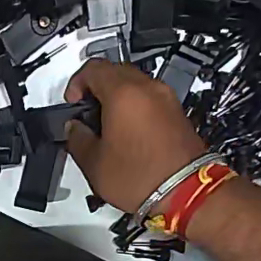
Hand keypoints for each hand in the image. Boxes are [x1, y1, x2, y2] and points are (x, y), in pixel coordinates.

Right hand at [65, 59, 208, 212]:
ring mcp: (166, 99)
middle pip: (115, 71)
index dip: (76, 83)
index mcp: (123, 93)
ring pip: (135, 84)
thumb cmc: (146, 178)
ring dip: (117, 97)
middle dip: (96, 88)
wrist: (187, 192)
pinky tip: (128, 133)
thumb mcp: (94, 163)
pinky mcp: (177, 112)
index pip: (93, 69)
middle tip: (86, 111)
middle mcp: (148, 89)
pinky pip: (150, 99)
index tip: (73, 101)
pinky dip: (136, 107)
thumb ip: (77, 138)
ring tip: (107, 125)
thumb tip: (74, 129)